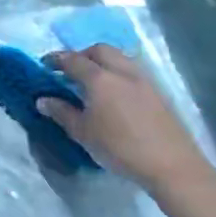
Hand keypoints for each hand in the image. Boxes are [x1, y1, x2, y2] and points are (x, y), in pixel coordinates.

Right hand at [38, 45, 214, 194]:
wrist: (173, 166)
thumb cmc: (121, 148)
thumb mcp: (84, 133)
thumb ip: (62, 113)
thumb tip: (43, 100)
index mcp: (99, 78)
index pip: (73, 60)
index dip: (56, 59)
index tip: (45, 65)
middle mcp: (121, 71)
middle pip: (100, 50)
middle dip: (83, 54)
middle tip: (72, 71)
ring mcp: (144, 81)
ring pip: (120, 58)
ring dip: (104, 62)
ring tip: (95, 81)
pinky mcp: (159, 94)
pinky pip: (134, 72)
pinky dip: (120, 74)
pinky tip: (117, 94)